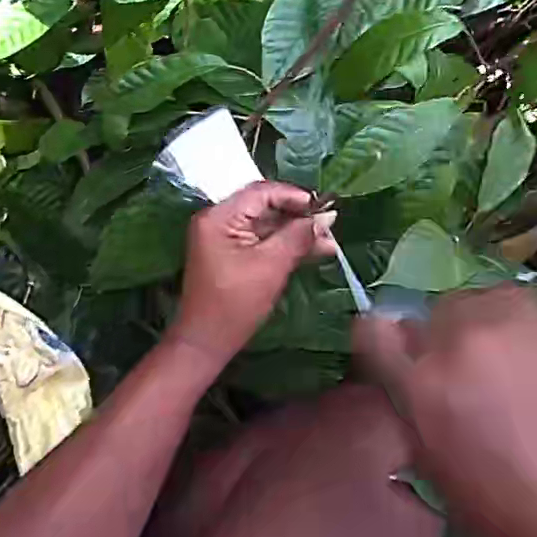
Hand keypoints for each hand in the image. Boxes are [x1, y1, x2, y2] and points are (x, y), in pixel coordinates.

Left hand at [170, 181, 336, 361]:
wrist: (206, 344)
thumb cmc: (235, 304)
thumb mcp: (271, 266)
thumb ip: (299, 236)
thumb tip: (327, 216)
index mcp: (219, 216)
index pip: (262, 192)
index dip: (295, 196)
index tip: (324, 206)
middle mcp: (217, 219)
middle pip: (265, 206)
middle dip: (299, 215)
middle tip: (330, 224)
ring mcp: (223, 236)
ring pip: (266, 223)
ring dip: (296, 231)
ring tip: (328, 241)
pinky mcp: (230, 252)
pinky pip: (261, 239)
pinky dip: (284, 243)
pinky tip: (312, 249)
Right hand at [354, 287, 536, 536]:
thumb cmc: (517, 520)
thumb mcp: (438, 473)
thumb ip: (412, 411)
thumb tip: (404, 377)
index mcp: (422, 387)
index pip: (370, 330)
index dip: (380, 346)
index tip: (394, 365)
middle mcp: (454, 339)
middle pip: (420, 315)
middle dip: (431, 344)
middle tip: (459, 381)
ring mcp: (502, 319)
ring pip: (462, 304)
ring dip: (468, 330)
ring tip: (499, 370)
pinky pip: (502, 302)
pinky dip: (504, 324)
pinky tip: (528, 360)